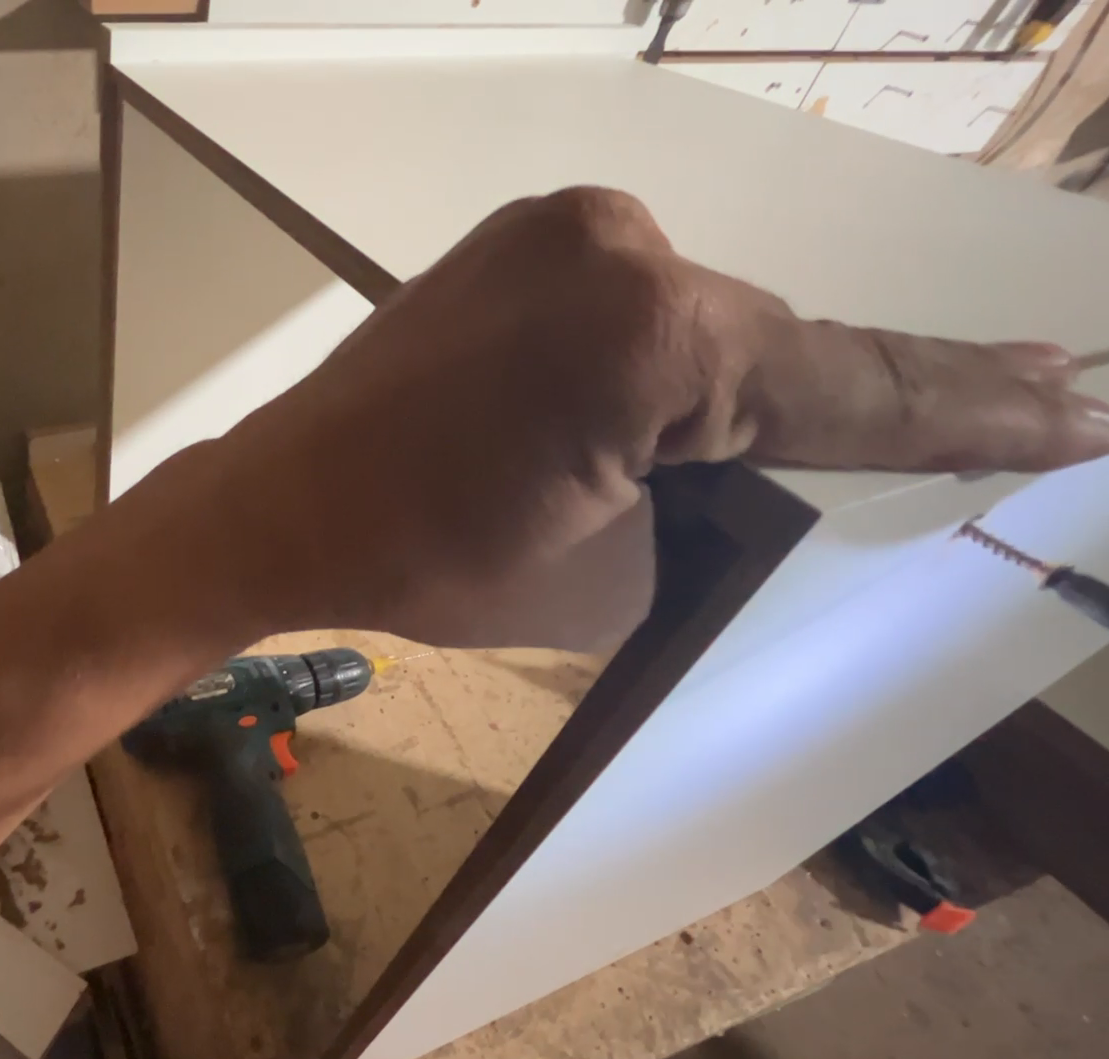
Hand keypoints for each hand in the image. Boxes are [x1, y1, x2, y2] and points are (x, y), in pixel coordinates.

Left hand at [192, 187, 1108, 650]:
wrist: (278, 512)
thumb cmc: (421, 560)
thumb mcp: (605, 571)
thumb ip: (699, 511)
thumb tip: (729, 473)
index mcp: (651, 336)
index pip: (840, 388)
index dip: (961, 411)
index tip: (1074, 407)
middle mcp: (610, 247)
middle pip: (752, 347)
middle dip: (814, 404)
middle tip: (972, 409)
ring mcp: (544, 236)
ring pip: (676, 321)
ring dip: (714, 379)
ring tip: (767, 430)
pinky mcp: (497, 250)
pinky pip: (604, 303)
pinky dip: (635, 351)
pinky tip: (649, 388)